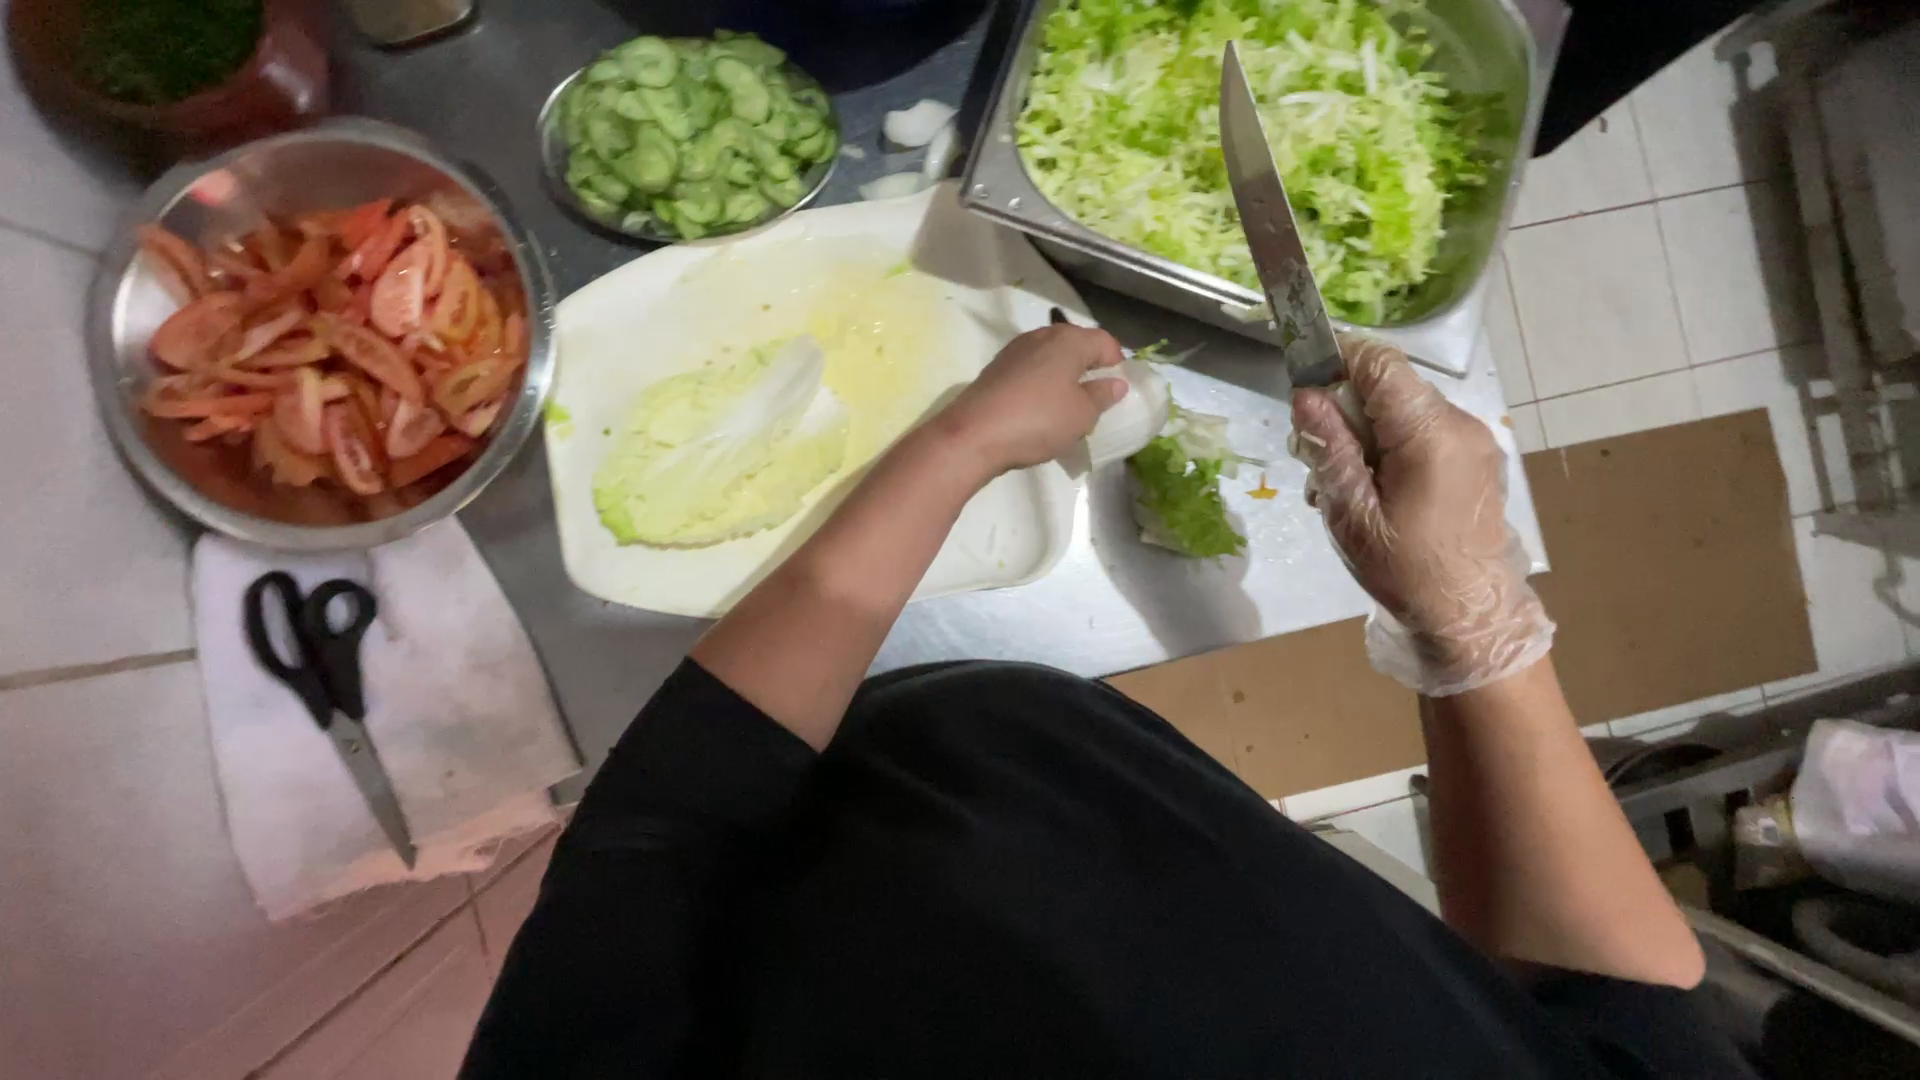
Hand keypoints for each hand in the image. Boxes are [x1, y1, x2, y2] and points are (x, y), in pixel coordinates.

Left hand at [934, 324, 1127, 475]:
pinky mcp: (995, 370)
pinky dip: (1040, 386)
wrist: (973, 435)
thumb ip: (1102, 396)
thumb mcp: (1081, 414)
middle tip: (1094, 400)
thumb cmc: (1037, 420)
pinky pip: (1030, 372)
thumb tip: (1115, 383)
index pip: (1105, 342)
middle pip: (1076, 346)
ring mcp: (1014, 351)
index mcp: (1069, 340)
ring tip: (1066, 408)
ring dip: (1063, 378)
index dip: (1116, 364)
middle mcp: (1041, 336)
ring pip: (1051, 359)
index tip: (1118, 390)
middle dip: (1089, 369)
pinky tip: (1038, 410)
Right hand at [1291, 335, 1553, 695]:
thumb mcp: (1351, 513)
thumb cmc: (1404, 569)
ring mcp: (1473, 440)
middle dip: (1342, 409)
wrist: (1471, 615)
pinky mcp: (1474, 457)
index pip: (1381, 363)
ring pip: (1401, 410)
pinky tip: (1370, 489)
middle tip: (1313, 460)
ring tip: (1339, 485)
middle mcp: (1460, 424)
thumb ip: (1329, 448)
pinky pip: (1419, 432)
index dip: (1337, 360)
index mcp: (1430, 434)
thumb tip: (1305, 394)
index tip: (1302, 388)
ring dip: (1361, 433)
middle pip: (1388, 387)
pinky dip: (1385, 448)